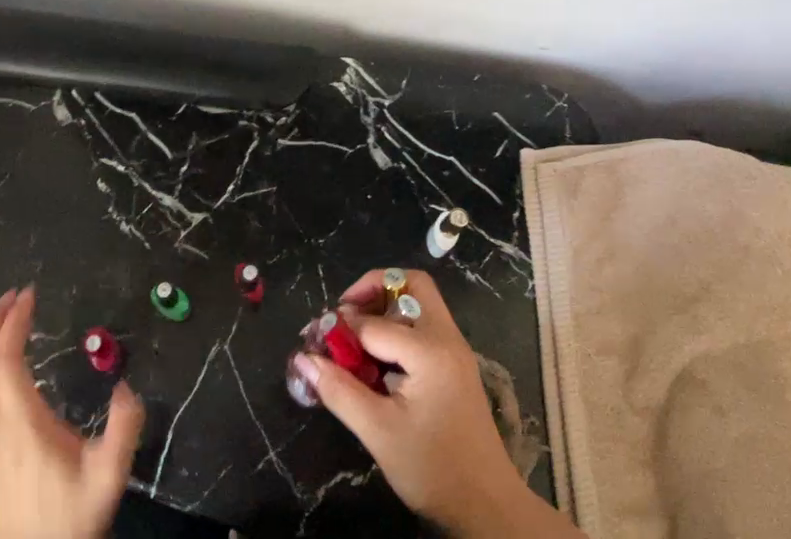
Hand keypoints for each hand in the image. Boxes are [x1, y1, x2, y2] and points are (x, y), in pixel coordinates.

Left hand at [0, 286, 145, 538]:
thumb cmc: (71, 516)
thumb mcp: (109, 474)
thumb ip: (124, 428)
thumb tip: (127, 387)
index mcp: (22, 425)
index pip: (6, 362)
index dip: (14, 324)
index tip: (29, 294)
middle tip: (13, 295)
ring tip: (7, 319)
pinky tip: (6, 364)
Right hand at [299, 270, 578, 538]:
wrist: (487, 506)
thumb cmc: (432, 468)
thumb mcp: (378, 431)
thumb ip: (338, 390)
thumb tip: (303, 358)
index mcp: (430, 350)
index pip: (373, 323)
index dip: (338, 331)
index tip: (312, 344)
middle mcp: (446, 338)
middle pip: (411, 284)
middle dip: (372, 290)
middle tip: (343, 316)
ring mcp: (455, 351)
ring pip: (419, 303)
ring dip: (385, 309)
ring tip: (354, 340)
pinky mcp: (455, 366)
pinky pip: (424, 327)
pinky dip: (398, 329)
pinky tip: (375, 362)